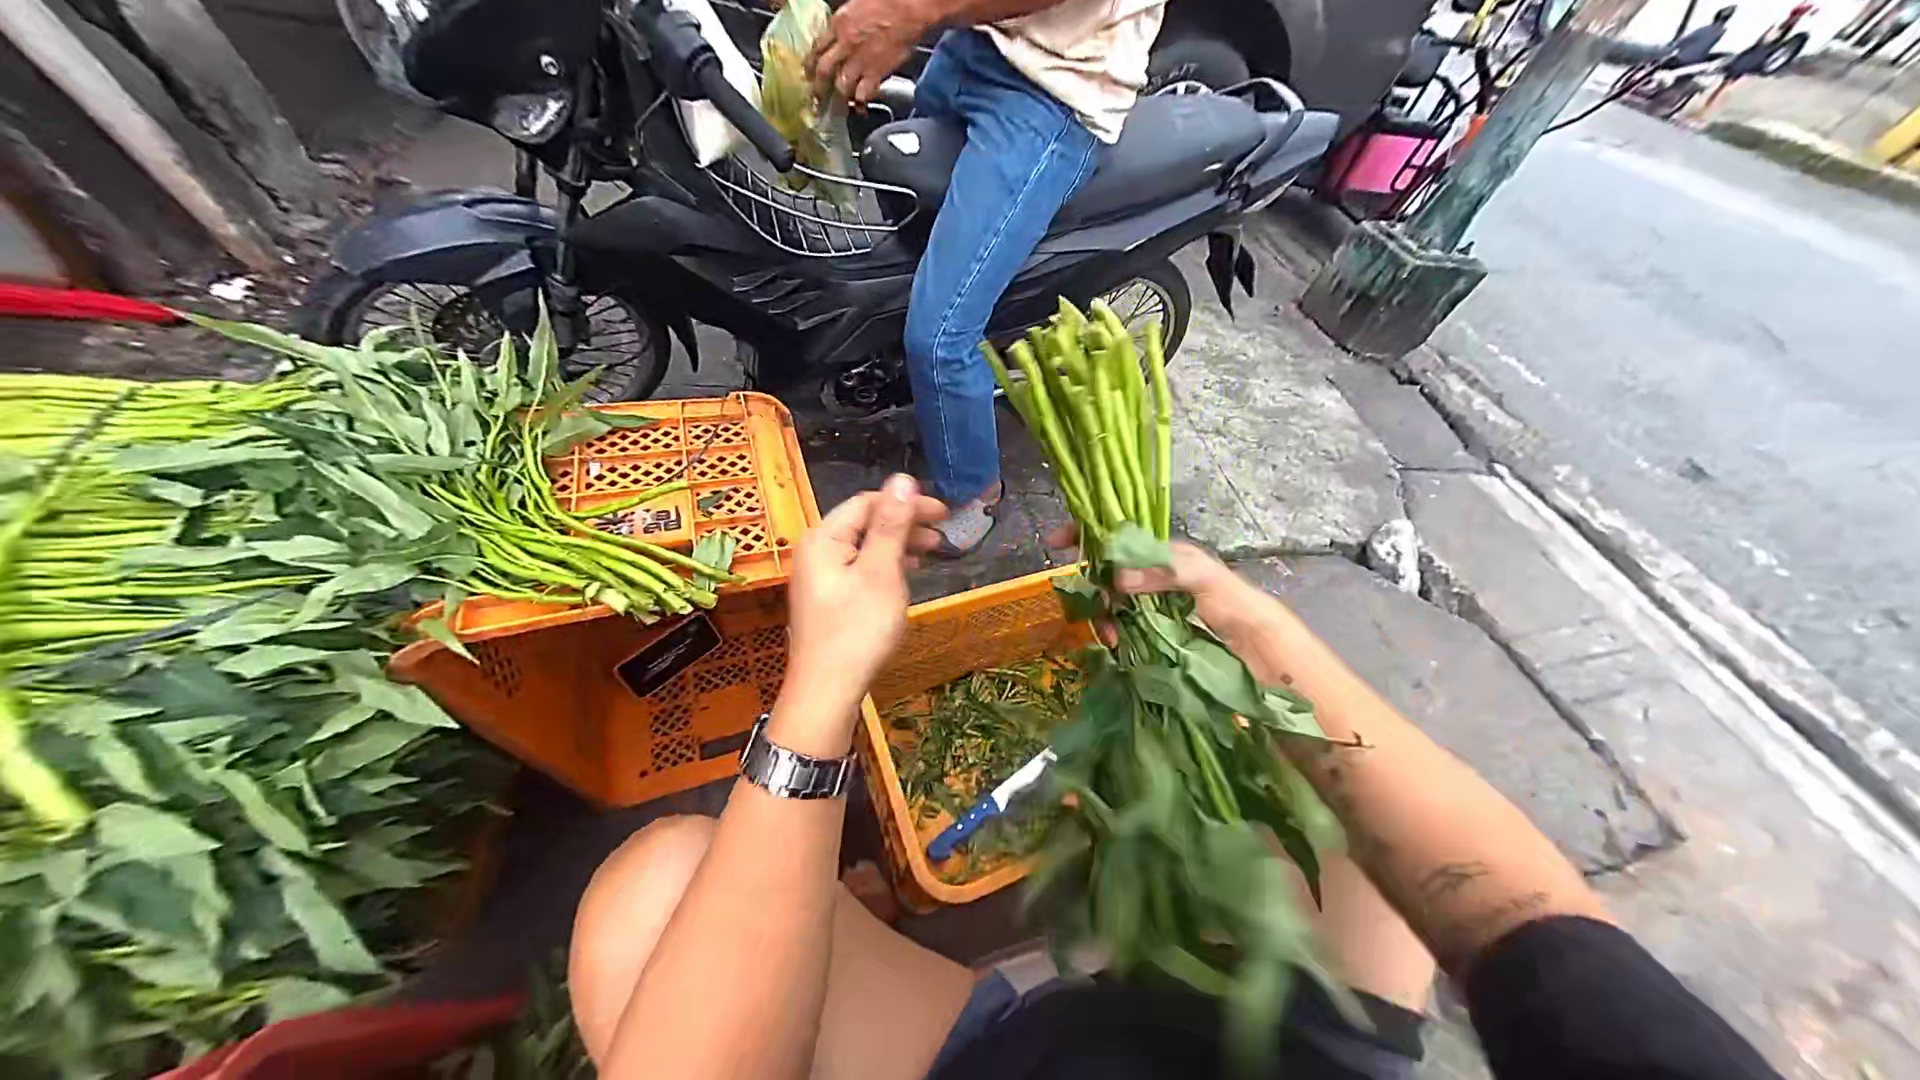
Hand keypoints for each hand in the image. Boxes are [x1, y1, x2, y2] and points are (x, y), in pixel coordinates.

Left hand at [779, 476, 946, 746]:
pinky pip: (859, 567)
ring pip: (864, 546)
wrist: (827, 690)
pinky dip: (885, 565)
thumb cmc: (857, 629)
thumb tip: (902, 480)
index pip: (868, 502)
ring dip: (898, 545)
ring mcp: (819, 575)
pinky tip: (903, 575)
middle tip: (941, 536)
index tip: (944, 514)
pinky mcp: (827, 597)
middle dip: (904, 524)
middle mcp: (816, 550)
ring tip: (928, 554)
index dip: (907, 504)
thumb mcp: (881, 572)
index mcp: (824, 538)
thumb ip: (892, 525)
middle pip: (865, 522)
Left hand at [807, 0, 931, 106]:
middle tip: (817, 97)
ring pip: (841, 86)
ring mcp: (860, 61)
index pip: (818, 47)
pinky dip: (861, 103)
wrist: (908, 8)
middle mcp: (845, 44)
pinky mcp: (875, 74)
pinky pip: (863, 95)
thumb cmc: (887, 0)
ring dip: (839, 98)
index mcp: (840, 23)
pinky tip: (860, 107)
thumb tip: (842, 32)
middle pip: (824, 70)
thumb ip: (847, 21)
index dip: (811, 63)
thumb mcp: (857, 3)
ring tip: (838, 107)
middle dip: (818, 86)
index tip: (808, 73)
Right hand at [1048, 527, 1301, 685]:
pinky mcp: (1147, 627)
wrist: (1259, 647)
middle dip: (1092, 585)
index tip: (1057, 542)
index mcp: (1160, 553)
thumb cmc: (1235, 602)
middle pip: (1104, 570)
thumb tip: (1117, 579)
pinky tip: (1116, 643)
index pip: (1116, 536)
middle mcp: (1149, 573)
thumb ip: (1164, 571)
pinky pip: (1117, 624)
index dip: (1087, 534)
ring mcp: (1146, 601)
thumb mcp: (1204, 577)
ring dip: (1101, 614)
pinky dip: (1111, 631)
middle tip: (1092, 606)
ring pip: (1107, 600)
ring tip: (1110, 635)